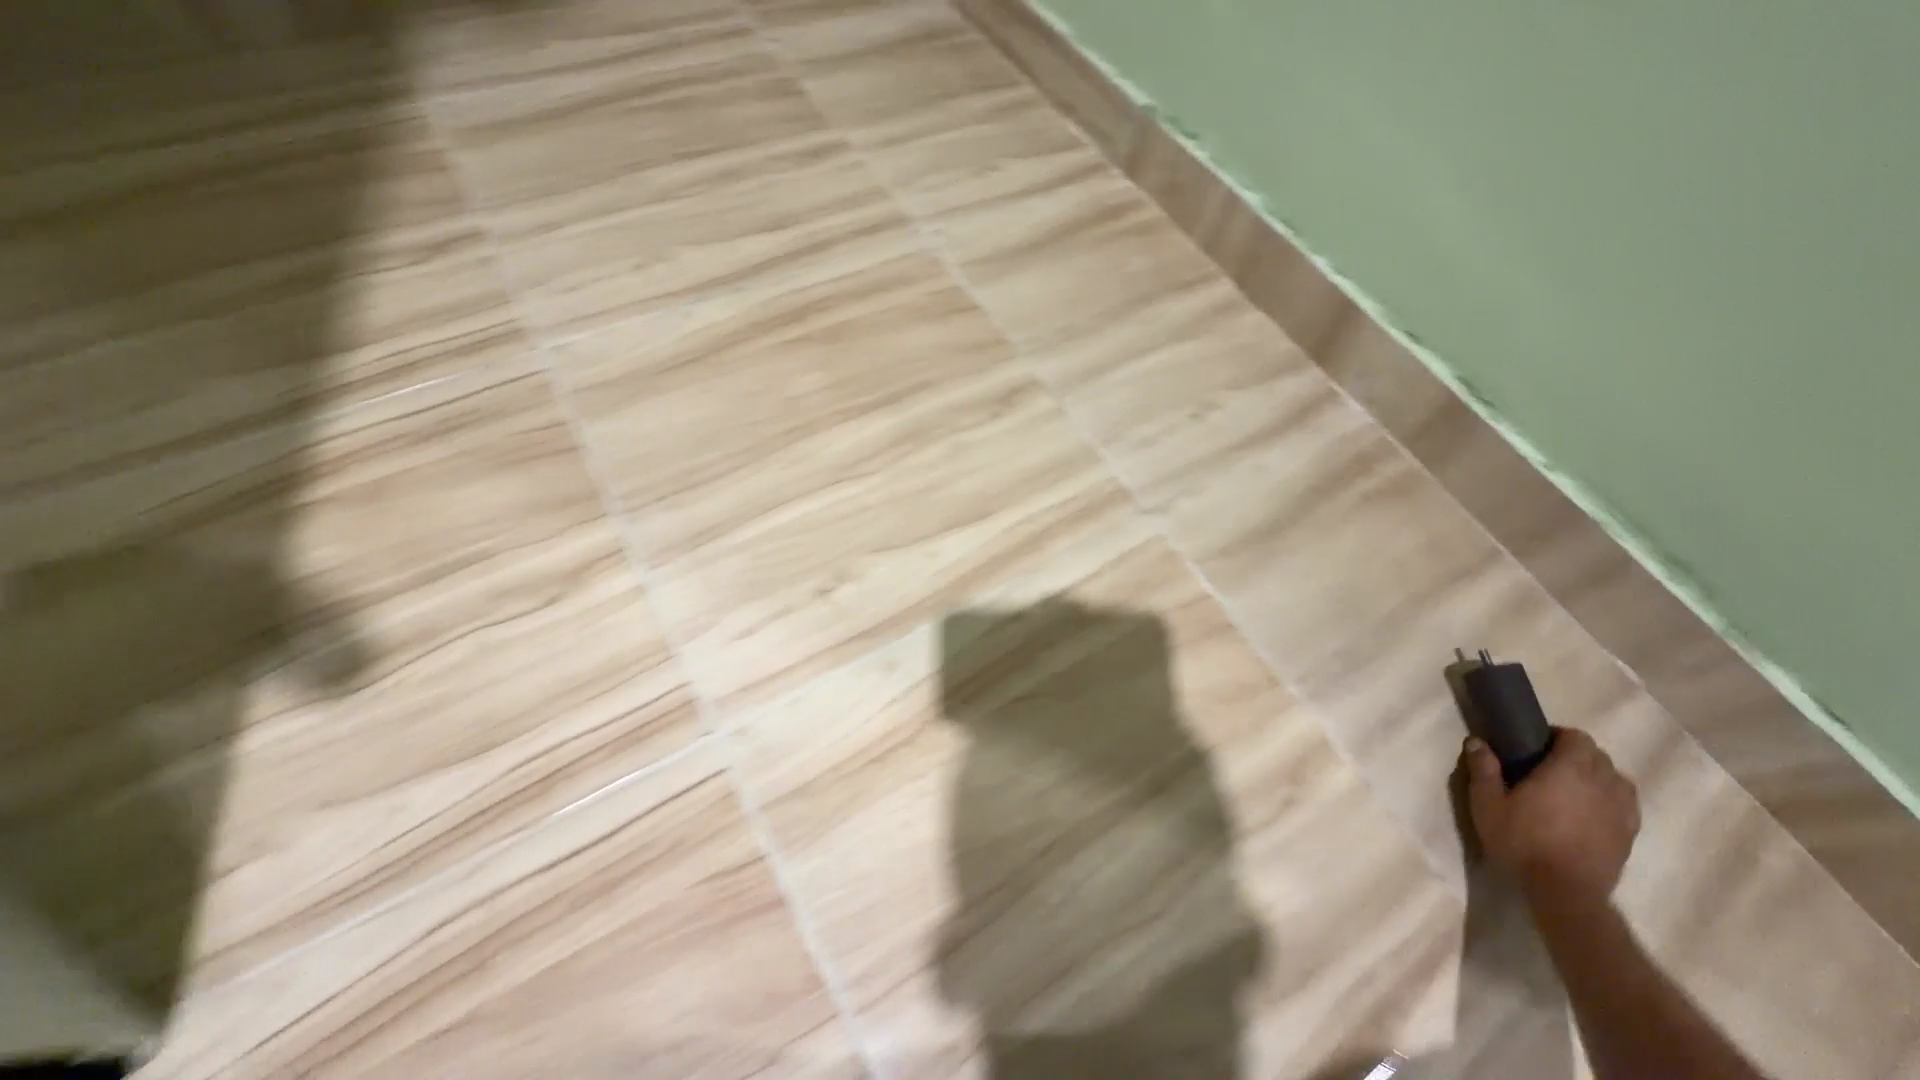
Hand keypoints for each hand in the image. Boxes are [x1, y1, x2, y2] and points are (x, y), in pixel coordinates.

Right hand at [1461, 728, 1640, 902]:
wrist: (1564, 891)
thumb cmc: (1524, 843)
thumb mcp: (1488, 806)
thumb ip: (1484, 770)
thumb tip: (1476, 742)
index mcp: (1569, 768)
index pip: (1576, 736)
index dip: (1559, 737)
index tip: (1538, 748)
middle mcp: (1602, 782)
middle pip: (1598, 755)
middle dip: (1577, 755)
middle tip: (1549, 770)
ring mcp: (1621, 808)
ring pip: (1616, 778)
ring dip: (1597, 777)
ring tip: (1574, 791)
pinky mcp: (1630, 832)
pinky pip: (1626, 803)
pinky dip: (1611, 800)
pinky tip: (1592, 813)